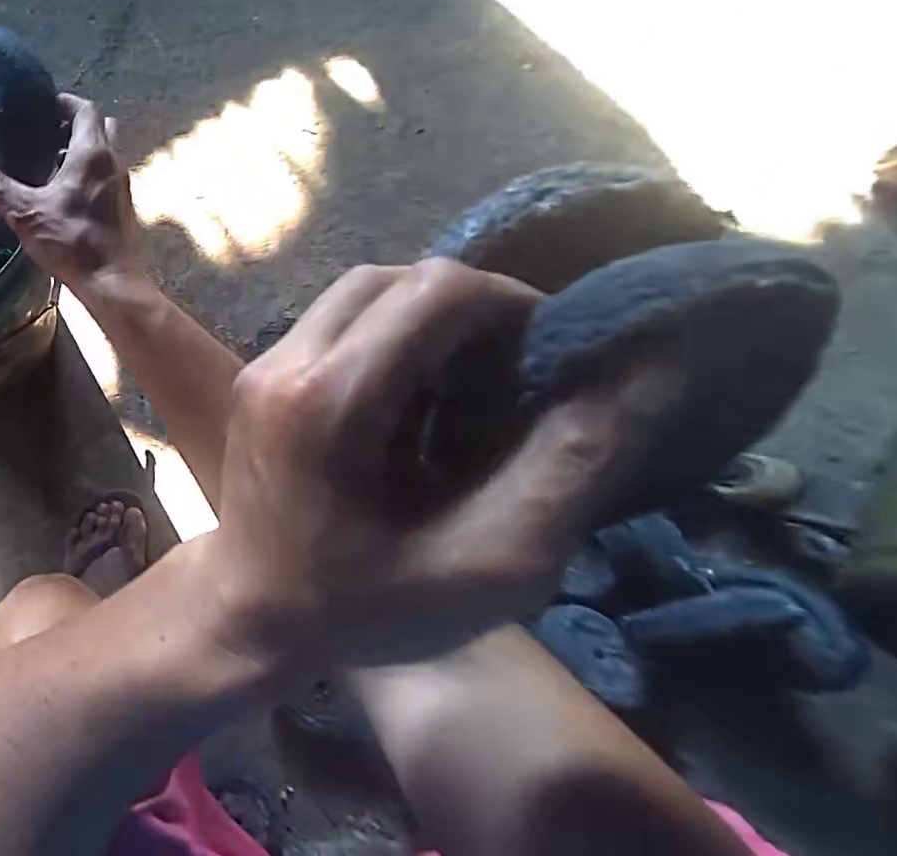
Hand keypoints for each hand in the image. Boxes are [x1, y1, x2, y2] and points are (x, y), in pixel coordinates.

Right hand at [0, 94, 140, 293]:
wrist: (110, 281)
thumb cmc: (72, 241)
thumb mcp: (24, 211)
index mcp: (93, 153)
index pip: (86, 109)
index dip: (66, 103)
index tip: (44, 108)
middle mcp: (114, 163)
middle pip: (101, 127)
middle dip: (76, 125)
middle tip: (47, 134)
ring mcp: (123, 187)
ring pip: (107, 154)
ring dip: (85, 151)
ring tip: (51, 163)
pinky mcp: (123, 208)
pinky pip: (108, 178)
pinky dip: (91, 175)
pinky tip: (67, 195)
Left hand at [207, 259, 662, 670]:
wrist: (252, 615)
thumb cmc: (366, 608)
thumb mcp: (489, 560)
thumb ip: (571, 460)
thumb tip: (644, 363)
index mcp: (329, 400)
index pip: (431, 291)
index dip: (508, 302)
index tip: (549, 354)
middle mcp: (284, 363)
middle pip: (392, 281)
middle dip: (466, 309)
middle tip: (510, 370)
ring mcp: (261, 366)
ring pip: (359, 296)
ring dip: (425, 321)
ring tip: (465, 384)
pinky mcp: (257, 378)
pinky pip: (333, 326)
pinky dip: (386, 339)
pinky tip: (412, 398)